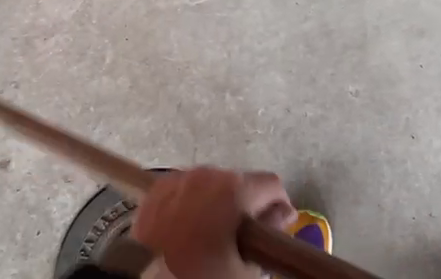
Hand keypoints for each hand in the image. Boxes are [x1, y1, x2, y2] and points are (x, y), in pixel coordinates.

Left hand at [132, 167, 297, 278]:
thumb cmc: (201, 275)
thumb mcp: (245, 269)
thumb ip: (271, 234)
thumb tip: (282, 214)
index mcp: (234, 188)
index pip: (273, 184)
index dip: (279, 207)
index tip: (276, 230)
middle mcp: (209, 173)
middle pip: (242, 183)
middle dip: (247, 206)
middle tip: (241, 239)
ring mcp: (180, 178)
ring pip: (212, 184)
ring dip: (219, 203)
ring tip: (211, 236)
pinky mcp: (158, 189)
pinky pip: (186, 190)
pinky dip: (193, 204)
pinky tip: (188, 229)